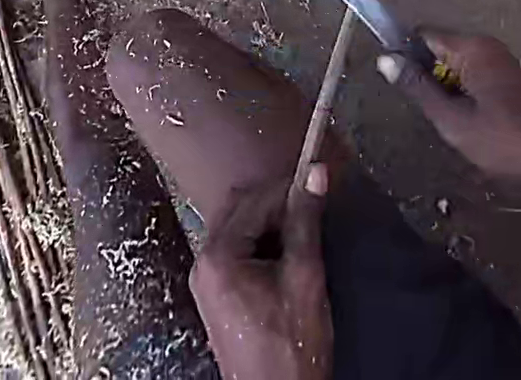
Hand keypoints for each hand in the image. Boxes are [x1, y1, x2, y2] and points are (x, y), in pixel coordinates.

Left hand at [190, 164, 332, 379]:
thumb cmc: (291, 347)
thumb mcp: (304, 277)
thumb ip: (306, 220)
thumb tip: (316, 172)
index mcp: (218, 256)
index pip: (256, 200)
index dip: (288, 189)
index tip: (317, 183)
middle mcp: (204, 261)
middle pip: (241, 208)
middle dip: (276, 203)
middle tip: (310, 205)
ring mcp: (206, 278)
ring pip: (239, 225)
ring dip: (270, 221)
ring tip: (302, 227)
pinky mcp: (216, 292)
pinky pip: (236, 247)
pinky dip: (260, 240)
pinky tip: (286, 249)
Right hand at [379, 29, 520, 191]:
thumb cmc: (503, 140)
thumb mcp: (452, 120)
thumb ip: (417, 87)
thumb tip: (385, 59)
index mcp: (470, 48)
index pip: (422, 35)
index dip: (407, 56)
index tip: (405, 86)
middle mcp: (484, 44)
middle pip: (438, 48)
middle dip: (429, 75)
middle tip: (435, 111)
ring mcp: (498, 58)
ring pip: (453, 63)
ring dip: (446, 86)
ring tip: (454, 119)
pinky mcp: (506, 73)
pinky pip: (471, 72)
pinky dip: (463, 90)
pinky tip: (470, 119)